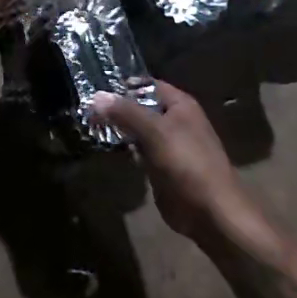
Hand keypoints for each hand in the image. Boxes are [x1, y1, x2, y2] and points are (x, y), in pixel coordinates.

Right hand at [92, 81, 247, 239]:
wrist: (210, 212)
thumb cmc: (187, 164)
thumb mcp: (155, 132)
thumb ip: (126, 112)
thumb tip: (96, 96)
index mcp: (181, 105)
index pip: (148, 85)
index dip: (124, 85)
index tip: (94, 88)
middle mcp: (176, 120)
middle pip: (141, 107)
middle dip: (116, 108)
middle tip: (86, 108)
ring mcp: (169, 144)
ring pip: (138, 129)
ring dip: (118, 128)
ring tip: (89, 124)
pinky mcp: (161, 166)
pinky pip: (139, 150)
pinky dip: (125, 148)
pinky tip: (105, 146)